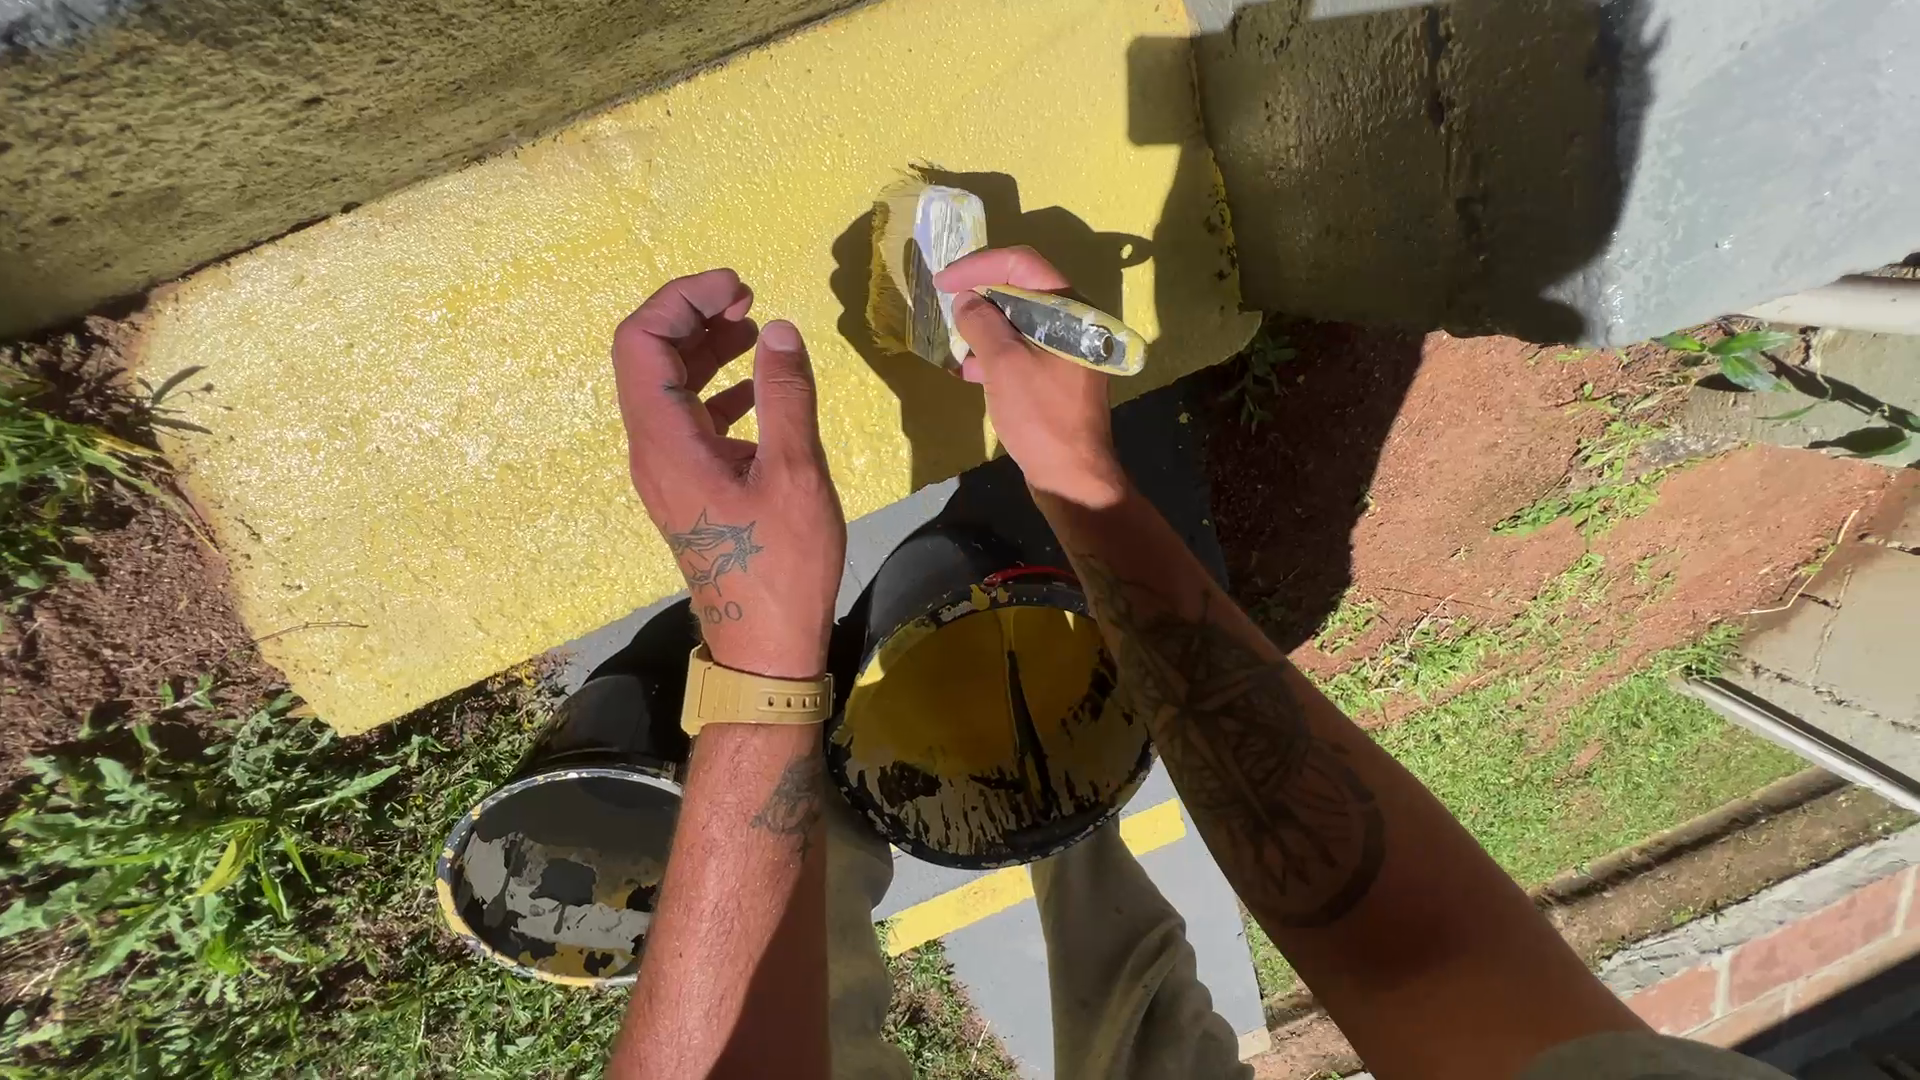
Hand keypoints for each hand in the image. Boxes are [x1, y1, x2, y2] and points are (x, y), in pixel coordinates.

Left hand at [612, 269, 845, 678]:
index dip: (682, 300)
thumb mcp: (795, 475)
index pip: (642, 342)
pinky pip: (690, 423)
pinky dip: (718, 393)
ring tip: (755, 331)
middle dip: (693, 317)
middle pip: (649, 360)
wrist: (765, 644)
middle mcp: (652, 452)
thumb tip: (779, 330)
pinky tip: (757, 390)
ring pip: (670, 391)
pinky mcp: (689, 490)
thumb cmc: (782, 564)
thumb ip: (786, 397)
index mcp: (665, 442)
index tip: (737, 287)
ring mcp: (668, 474)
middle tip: (748, 299)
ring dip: (705, 352)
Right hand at [935, 248, 1128, 507]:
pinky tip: (969, 371)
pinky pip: (1022, 351)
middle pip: (1021, 290)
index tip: (943, 281)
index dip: (978, 266)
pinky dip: (996, 355)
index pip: (1022, 263)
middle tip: (947, 308)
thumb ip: (981, 323)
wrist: (1071, 475)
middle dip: (980, 296)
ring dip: (984, 328)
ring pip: (1019, 323)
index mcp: (1070, 310)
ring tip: (957, 345)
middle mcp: (1074, 323)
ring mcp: (1067, 351)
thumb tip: (966, 301)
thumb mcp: (1003, 364)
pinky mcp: (1057, 377)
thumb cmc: (1040, 415)